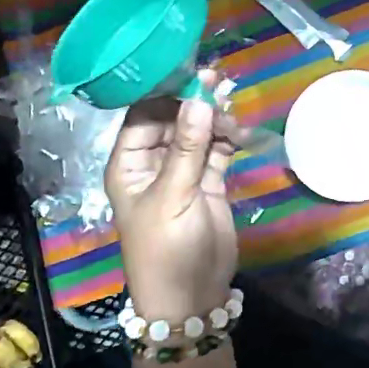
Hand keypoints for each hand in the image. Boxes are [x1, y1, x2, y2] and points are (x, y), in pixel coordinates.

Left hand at [104, 72, 243, 321]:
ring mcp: (182, 173)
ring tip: (233, 104)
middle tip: (220, 80)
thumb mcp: (174, 197)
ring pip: (197, 134)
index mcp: (129, 164)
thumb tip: (200, 98)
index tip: (190, 70)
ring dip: (213, 118)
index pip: (142, 116)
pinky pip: (215, 152)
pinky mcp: (208, 184)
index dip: (164, 92)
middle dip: (194, 101)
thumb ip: (189, 148)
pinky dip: (227, 139)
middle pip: (172, 120)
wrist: (191, 297)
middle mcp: (153, 163)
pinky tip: (239, 129)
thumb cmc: (167, 249)